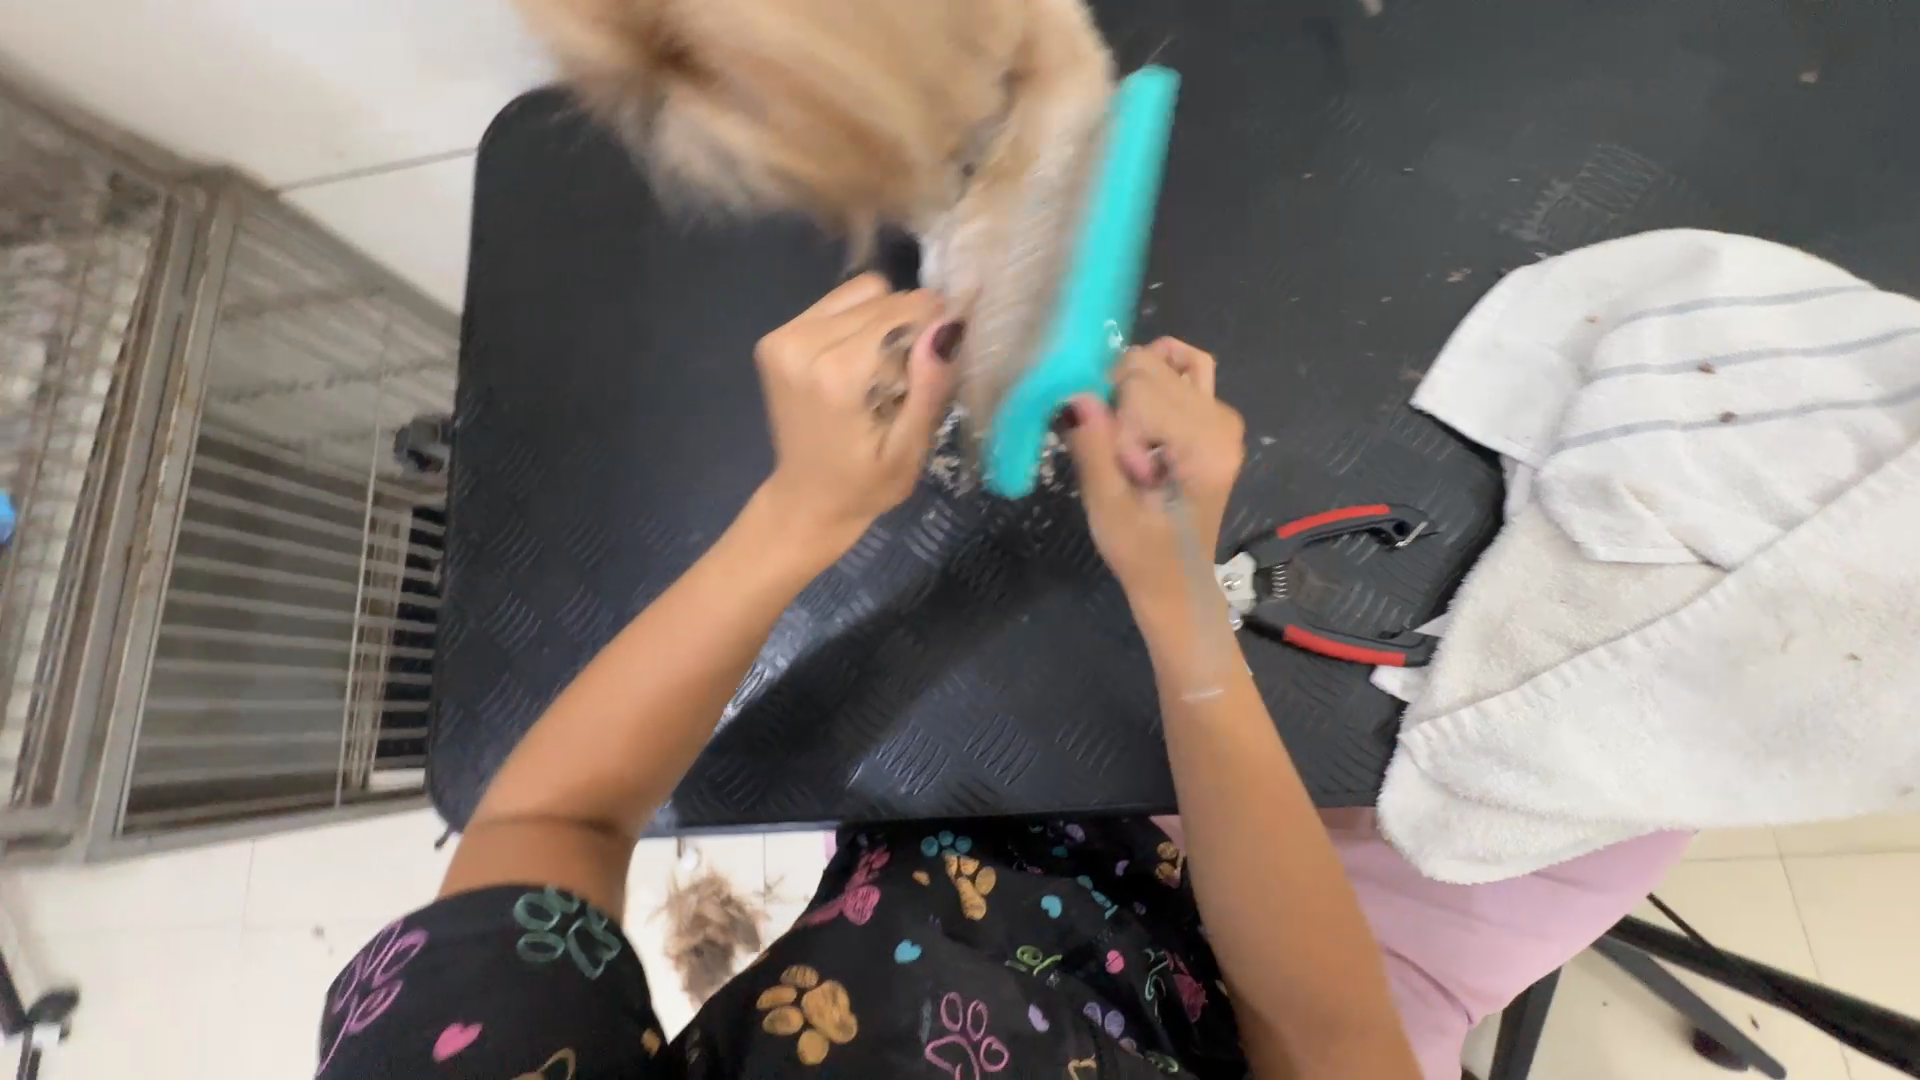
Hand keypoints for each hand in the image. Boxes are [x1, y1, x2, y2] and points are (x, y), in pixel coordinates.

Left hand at [752, 273, 960, 554]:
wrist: (808, 500)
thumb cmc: (866, 485)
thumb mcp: (909, 451)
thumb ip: (928, 388)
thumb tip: (947, 326)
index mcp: (838, 374)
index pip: (907, 312)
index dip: (935, 331)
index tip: (938, 367)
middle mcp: (803, 343)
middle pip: (885, 299)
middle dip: (910, 329)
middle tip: (908, 379)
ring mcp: (784, 335)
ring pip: (864, 293)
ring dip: (885, 322)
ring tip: (881, 371)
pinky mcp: (777, 335)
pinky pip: (839, 301)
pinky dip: (859, 322)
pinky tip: (858, 362)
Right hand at [1063, 338, 1245, 621]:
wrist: (1176, 581)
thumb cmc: (1142, 554)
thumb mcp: (1108, 509)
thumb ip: (1094, 448)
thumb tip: (1077, 394)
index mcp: (1203, 445)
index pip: (1139, 386)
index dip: (1115, 422)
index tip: (1123, 468)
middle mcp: (1221, 420)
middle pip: (1150, 368)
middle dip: (1121, 404)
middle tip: (1123, 458)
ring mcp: (1223, 416)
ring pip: (1163, 362)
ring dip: (1132, 393)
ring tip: (1128, 437)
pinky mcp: (1215, 418)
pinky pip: (1188, 368)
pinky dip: (1156, 375)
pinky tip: (1136, 403)